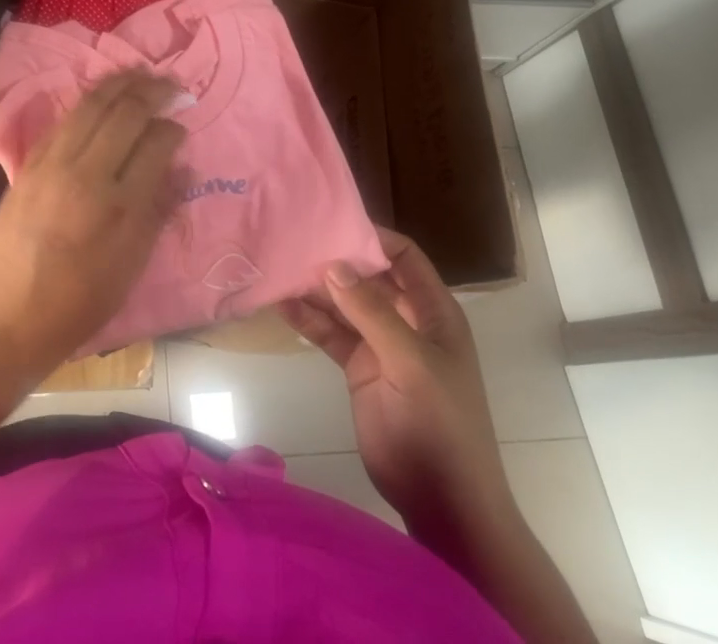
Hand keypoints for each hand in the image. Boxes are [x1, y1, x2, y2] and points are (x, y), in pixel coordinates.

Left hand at [0, 70, 185, 372]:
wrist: (3, 319)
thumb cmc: (75, 307)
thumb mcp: (129, 269)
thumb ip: (157, 213)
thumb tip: (180, 169)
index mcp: (118, 205)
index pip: (155, 144)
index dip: (173, 129)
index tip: (182, 127)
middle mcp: (85, 173)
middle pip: (123, 113)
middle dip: (152, 91)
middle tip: (172, 84)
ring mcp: (51, 165)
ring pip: (89, 106)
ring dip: (118, 84)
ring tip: (140, 74)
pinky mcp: (27, 167)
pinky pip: (63, 121)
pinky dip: (87, 103)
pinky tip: (99, 99)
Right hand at [278, 228, 512, 530]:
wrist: (440, 495)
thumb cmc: (440, 422)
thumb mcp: (410, 362)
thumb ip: (372, 313)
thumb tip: (332, 265)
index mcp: (434, 311)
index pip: (404, 258)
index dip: (372, 239)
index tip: (330, 223)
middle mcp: (407, 321)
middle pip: (369, 279)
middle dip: (335, 262)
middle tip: (291, 243)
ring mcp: (382, 347)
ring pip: (345, 307)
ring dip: (316, 291)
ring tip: (277, 269)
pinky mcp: (360, 371)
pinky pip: (332, 337)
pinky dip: (309, 322)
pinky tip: (281, 306)